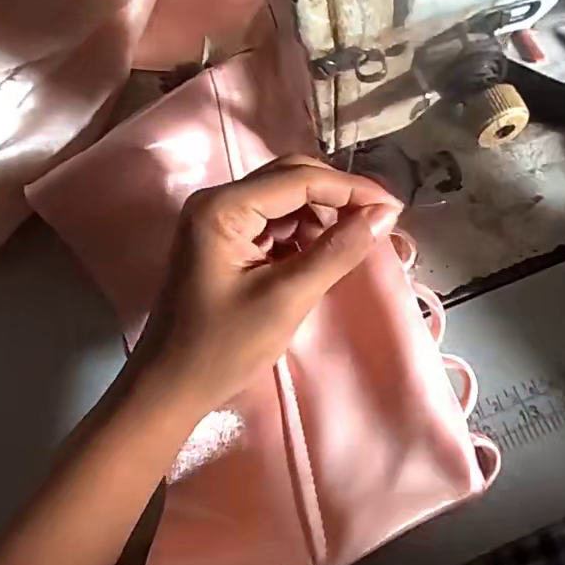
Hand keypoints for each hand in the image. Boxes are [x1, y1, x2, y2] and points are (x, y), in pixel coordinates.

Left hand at [126, 155, 401, 416]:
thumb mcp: (288, 298)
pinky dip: (307, 232)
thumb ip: (337, 251)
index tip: (393, 209)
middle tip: (380, 219)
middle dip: (339, 196)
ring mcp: (220, 219)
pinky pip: (278, 220)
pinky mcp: (228, 239)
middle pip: (292, 177)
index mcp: (222, 208)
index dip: (351, 189)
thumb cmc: (224, 347)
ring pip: (288, 197)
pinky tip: (325, 252)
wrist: (170, 388)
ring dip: (325, 213)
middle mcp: (218, 200)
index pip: (299, 179)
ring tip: (356, 240)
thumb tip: (384, 215)